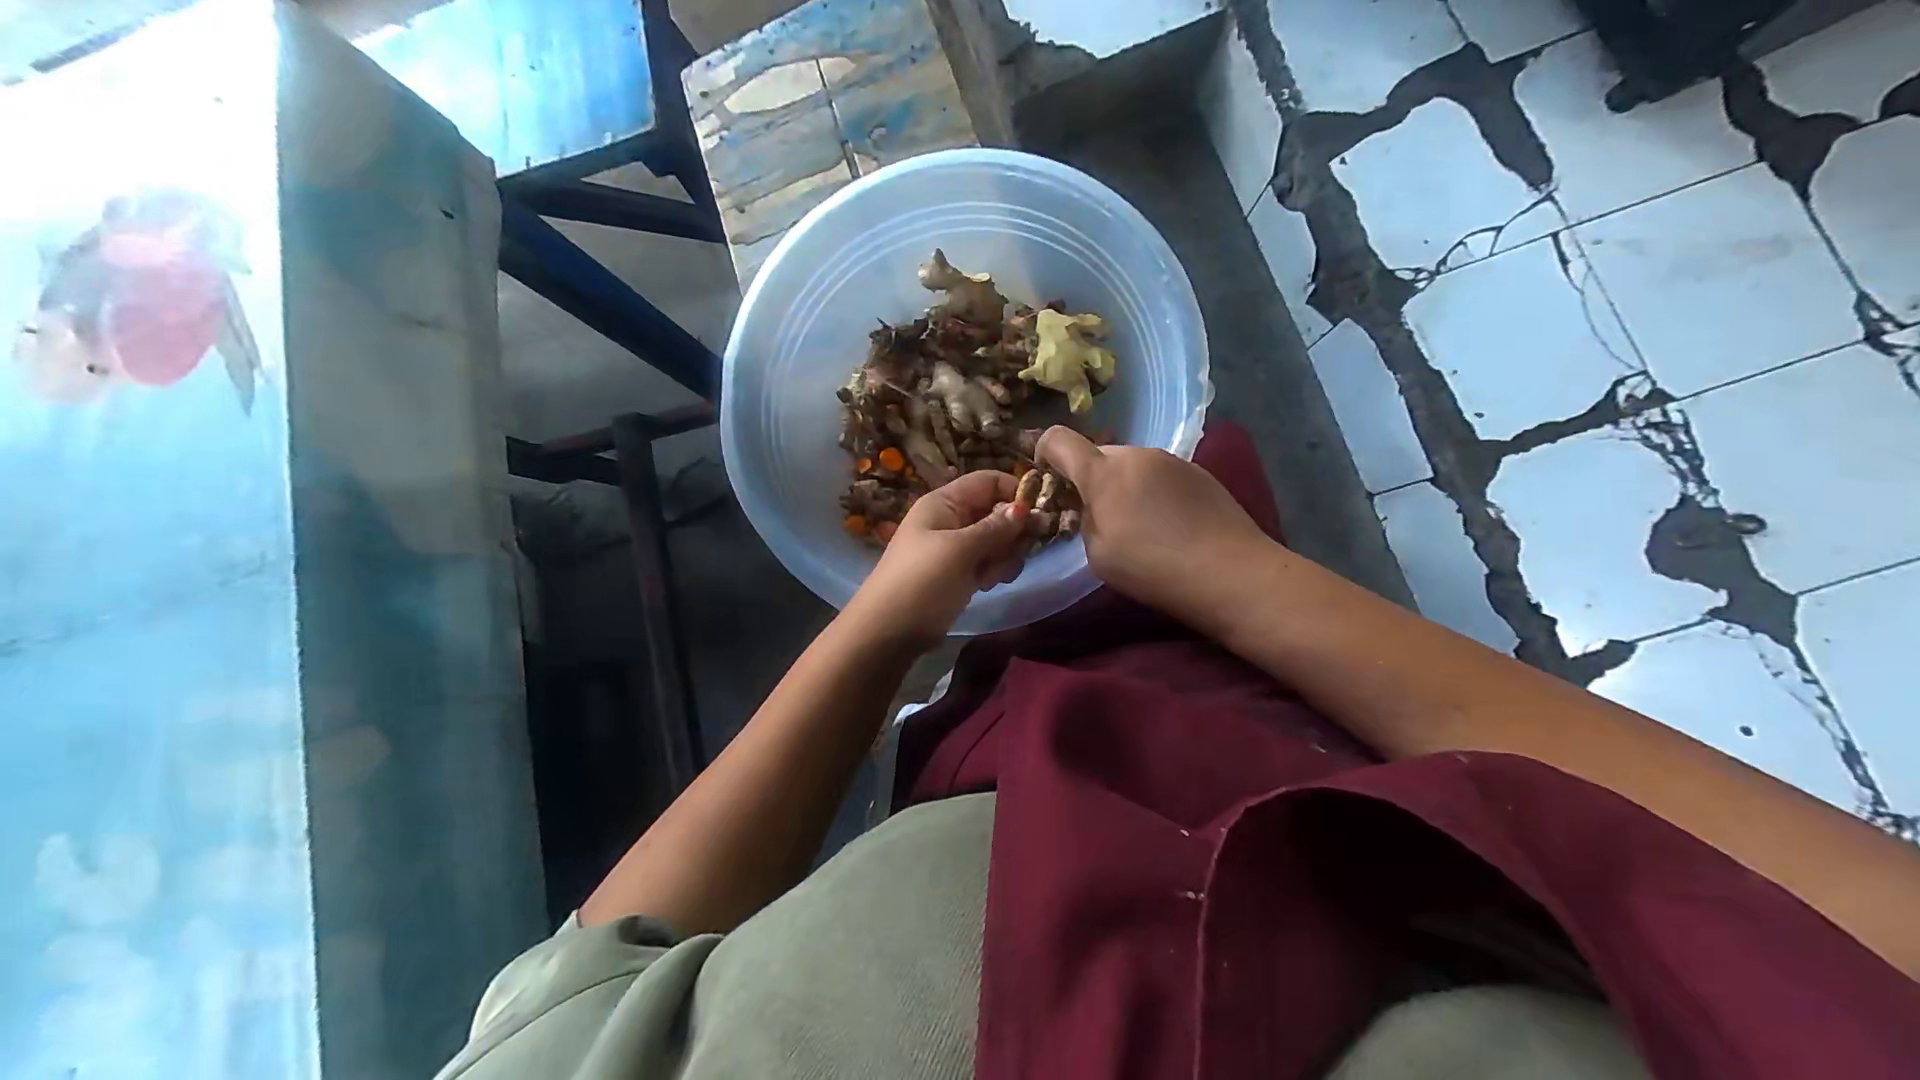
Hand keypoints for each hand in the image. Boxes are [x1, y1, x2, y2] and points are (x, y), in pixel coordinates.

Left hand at [845, 470, 1028, 648]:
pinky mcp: (960, 573)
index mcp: (944, 502)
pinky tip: (987, 586)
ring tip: (991, 576)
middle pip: (997, 511)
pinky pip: (989, 562)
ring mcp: (956, 548)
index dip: (1015, 493)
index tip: (1037, 516)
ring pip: (998, 540)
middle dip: (1012, 531)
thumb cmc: (922, 581)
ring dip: (1004, 556)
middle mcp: (952, 519)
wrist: (889, 630)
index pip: (989, 481)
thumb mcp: (960, 549)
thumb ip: (995, 527)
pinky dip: (994, 571)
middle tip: (1017, 552)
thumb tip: (1026, 508)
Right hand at [1036, 426, 1273, 624]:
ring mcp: (1171, 460)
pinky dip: (1153, 491)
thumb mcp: (1098, 554)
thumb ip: (1086, 521)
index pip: (1059, 440)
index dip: (1044, 451)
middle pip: (1099, 456)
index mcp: (1103, 473)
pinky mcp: (1198, 471)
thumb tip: (1092, 507)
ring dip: (1124, 485)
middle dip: (1090, 479)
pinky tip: (1169, 524)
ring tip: (1140, 525)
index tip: (1046, 476)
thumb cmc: (1152, 567)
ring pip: (1131, 464)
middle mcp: (1136, 454)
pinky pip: (1159, 474)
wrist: (1229, 572)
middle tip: (1098, 516)